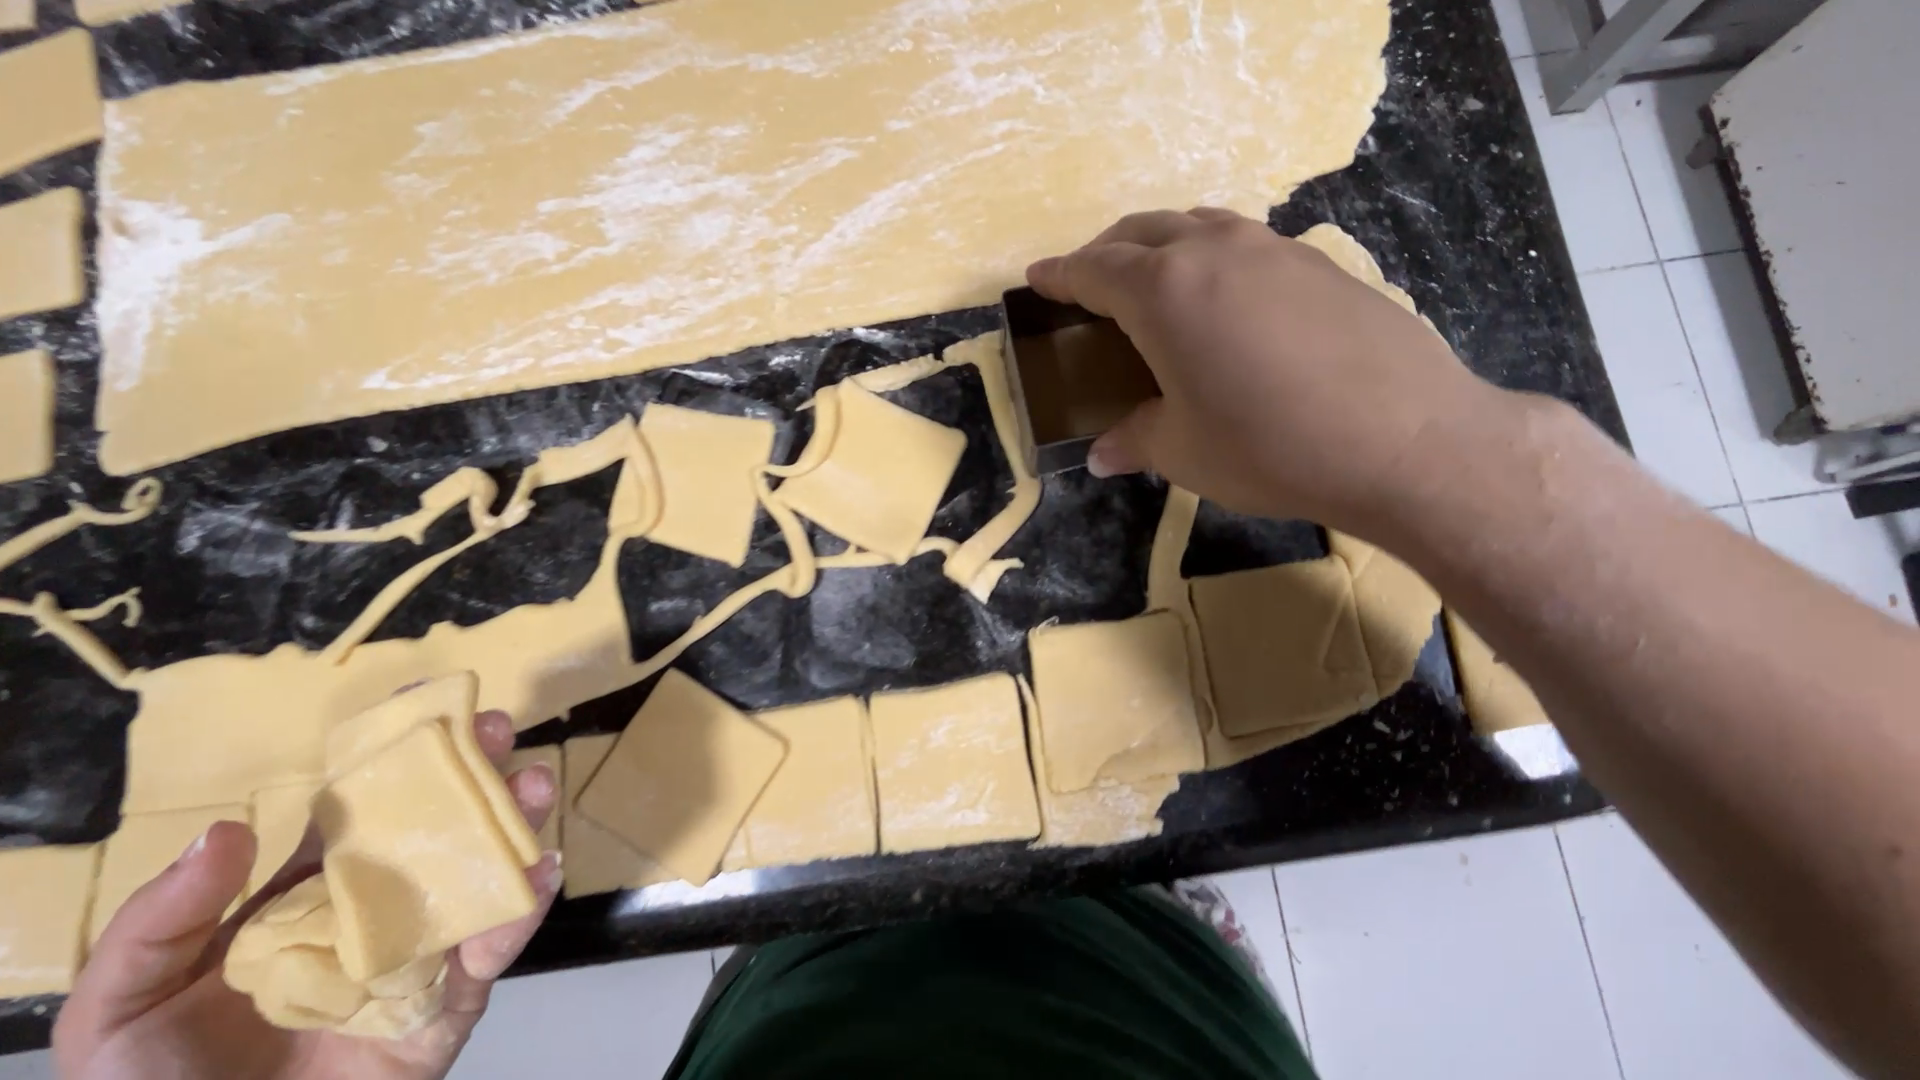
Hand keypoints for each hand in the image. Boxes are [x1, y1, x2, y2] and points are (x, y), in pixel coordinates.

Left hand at [53, 709, 559, 1079]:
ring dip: (514, 825)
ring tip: (532, 784)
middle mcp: (380, 910)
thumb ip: (163, 922)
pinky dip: (522, 911)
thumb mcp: (122, 1008)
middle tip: (494, 729)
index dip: (394, 758)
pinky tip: (538, 870)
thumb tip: (230, 829)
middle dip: (471, 774)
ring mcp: (423, 953)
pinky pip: (494, 953)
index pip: (362, 812)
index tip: (424, 707)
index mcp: (310, 896)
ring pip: (481, 878)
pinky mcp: (453, 1004)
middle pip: (437, 831)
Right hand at [1026, 207, 1504, 527]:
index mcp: (1163, 291)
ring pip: (1199, 224)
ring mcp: (1273, 249)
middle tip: (1091, 280)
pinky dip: (1216, 256)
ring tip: (1156, 276)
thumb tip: (1103, 454)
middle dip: (1107, 250)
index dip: (1060, 276)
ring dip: (1164, 242)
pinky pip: (1246, 242)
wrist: (1404, 439)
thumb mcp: (1184, 451)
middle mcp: (1213, 252)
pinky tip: (1228, 297)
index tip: (1038, 279)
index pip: (1094, 271)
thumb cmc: (1269, 447)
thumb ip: (1136, 440)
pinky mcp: (1320, 263)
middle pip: (1143, 230)